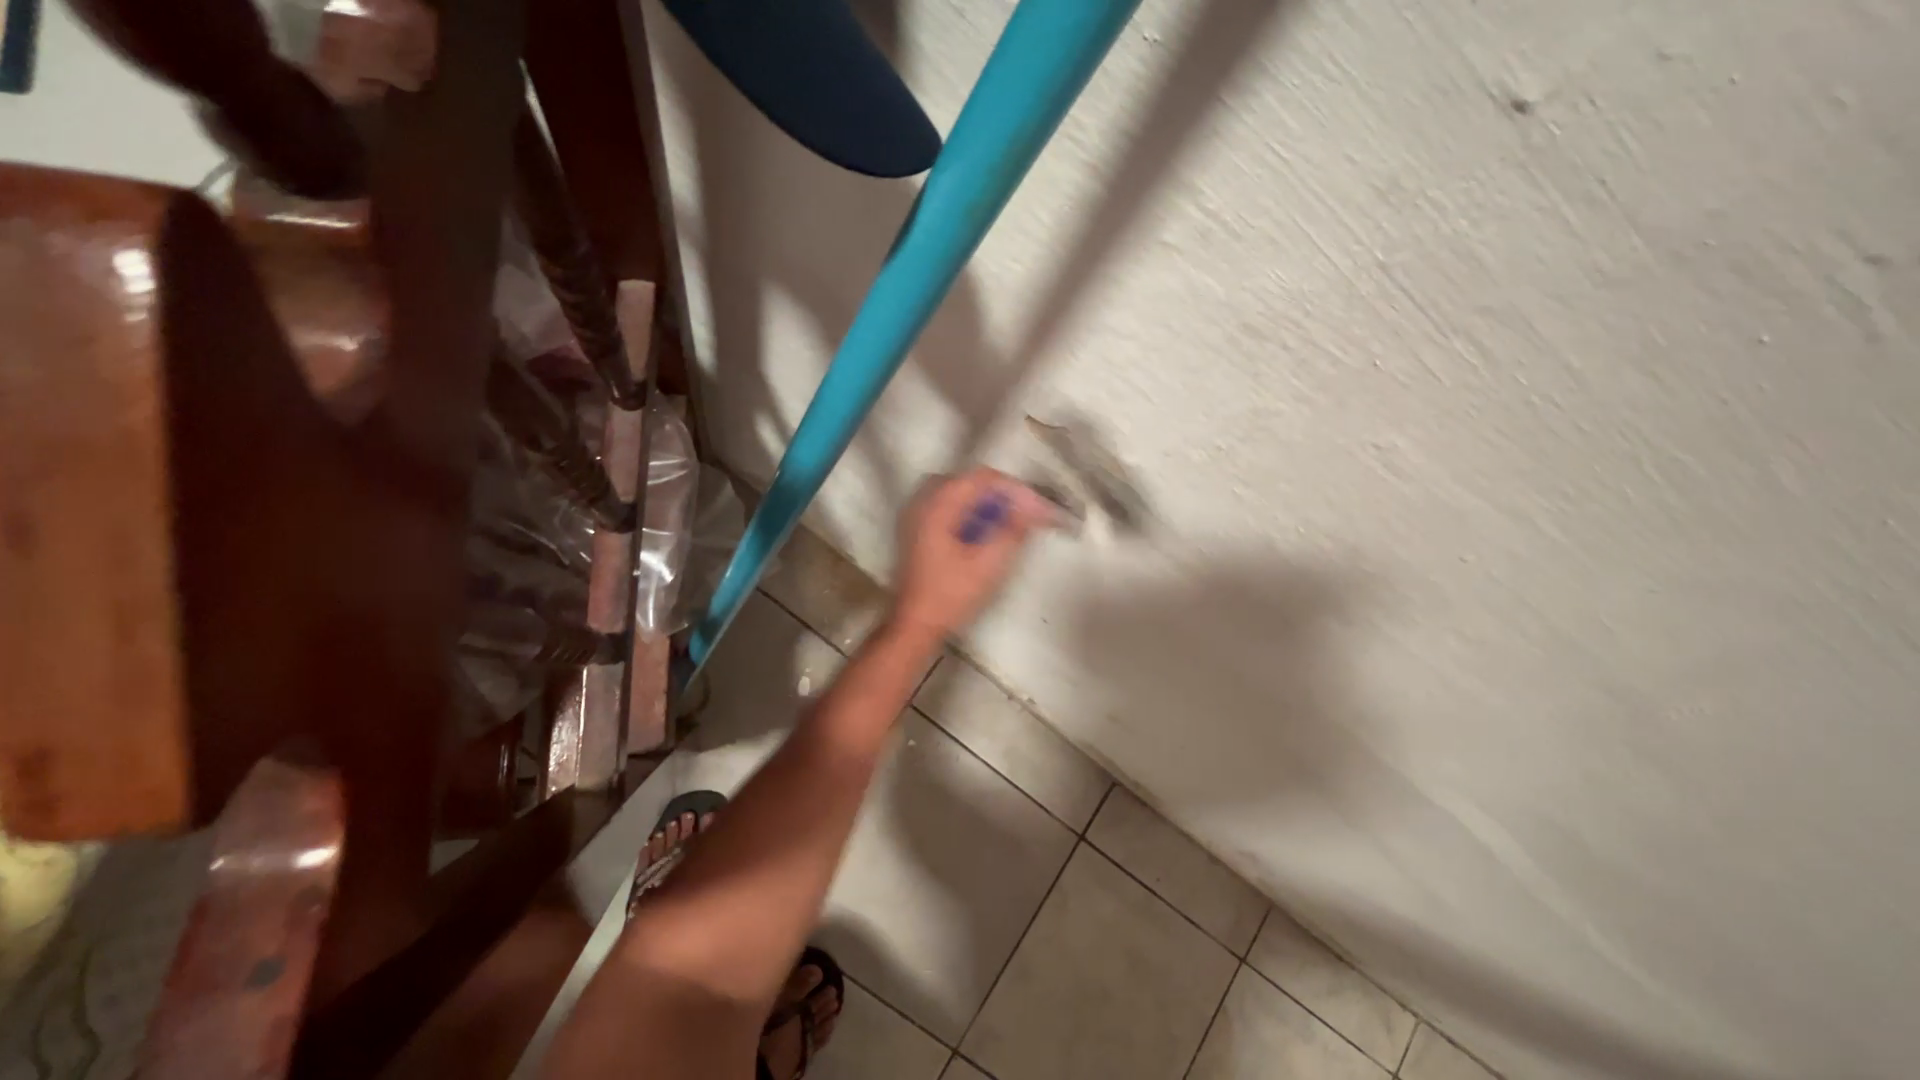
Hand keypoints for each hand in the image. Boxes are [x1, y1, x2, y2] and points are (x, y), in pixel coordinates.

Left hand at [888, 467, 1057, 640]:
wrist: (913, 625)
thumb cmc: (951, 595)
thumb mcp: (989, 563)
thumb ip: (1013, 529)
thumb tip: (1033, 505)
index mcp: (938, 504)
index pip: (983, 478)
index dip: (1015, 489)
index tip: (1038, 509)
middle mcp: (923, 500)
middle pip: (970, 481)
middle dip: (1002, 494)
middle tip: (1027, 514)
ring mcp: (915, 514)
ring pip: (959, 493)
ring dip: (986, 503)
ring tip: (1009, 523)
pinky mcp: (916, 530)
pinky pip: (947, 507)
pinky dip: (969, 513)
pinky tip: (983, 532)